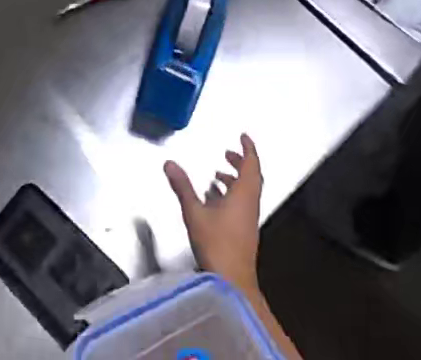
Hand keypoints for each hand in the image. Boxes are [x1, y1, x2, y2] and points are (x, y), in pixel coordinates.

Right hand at [164, 134, 263, 292]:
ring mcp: (249, 220)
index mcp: (244, 195)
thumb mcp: (194, 213)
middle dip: (240, 162)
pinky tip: (214, 202)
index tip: (243, 136)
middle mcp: (250, 205)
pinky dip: (231, 196)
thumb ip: (182, 187)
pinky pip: (242, 205)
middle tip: (228, 153)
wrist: (233, 284)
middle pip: (251, 177)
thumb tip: (169, 163)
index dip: (248, 148)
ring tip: (217, 176)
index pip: (251, 165)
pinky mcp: (244, 233)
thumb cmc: (217, 245)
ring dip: (235, 180)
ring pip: (247, 192)